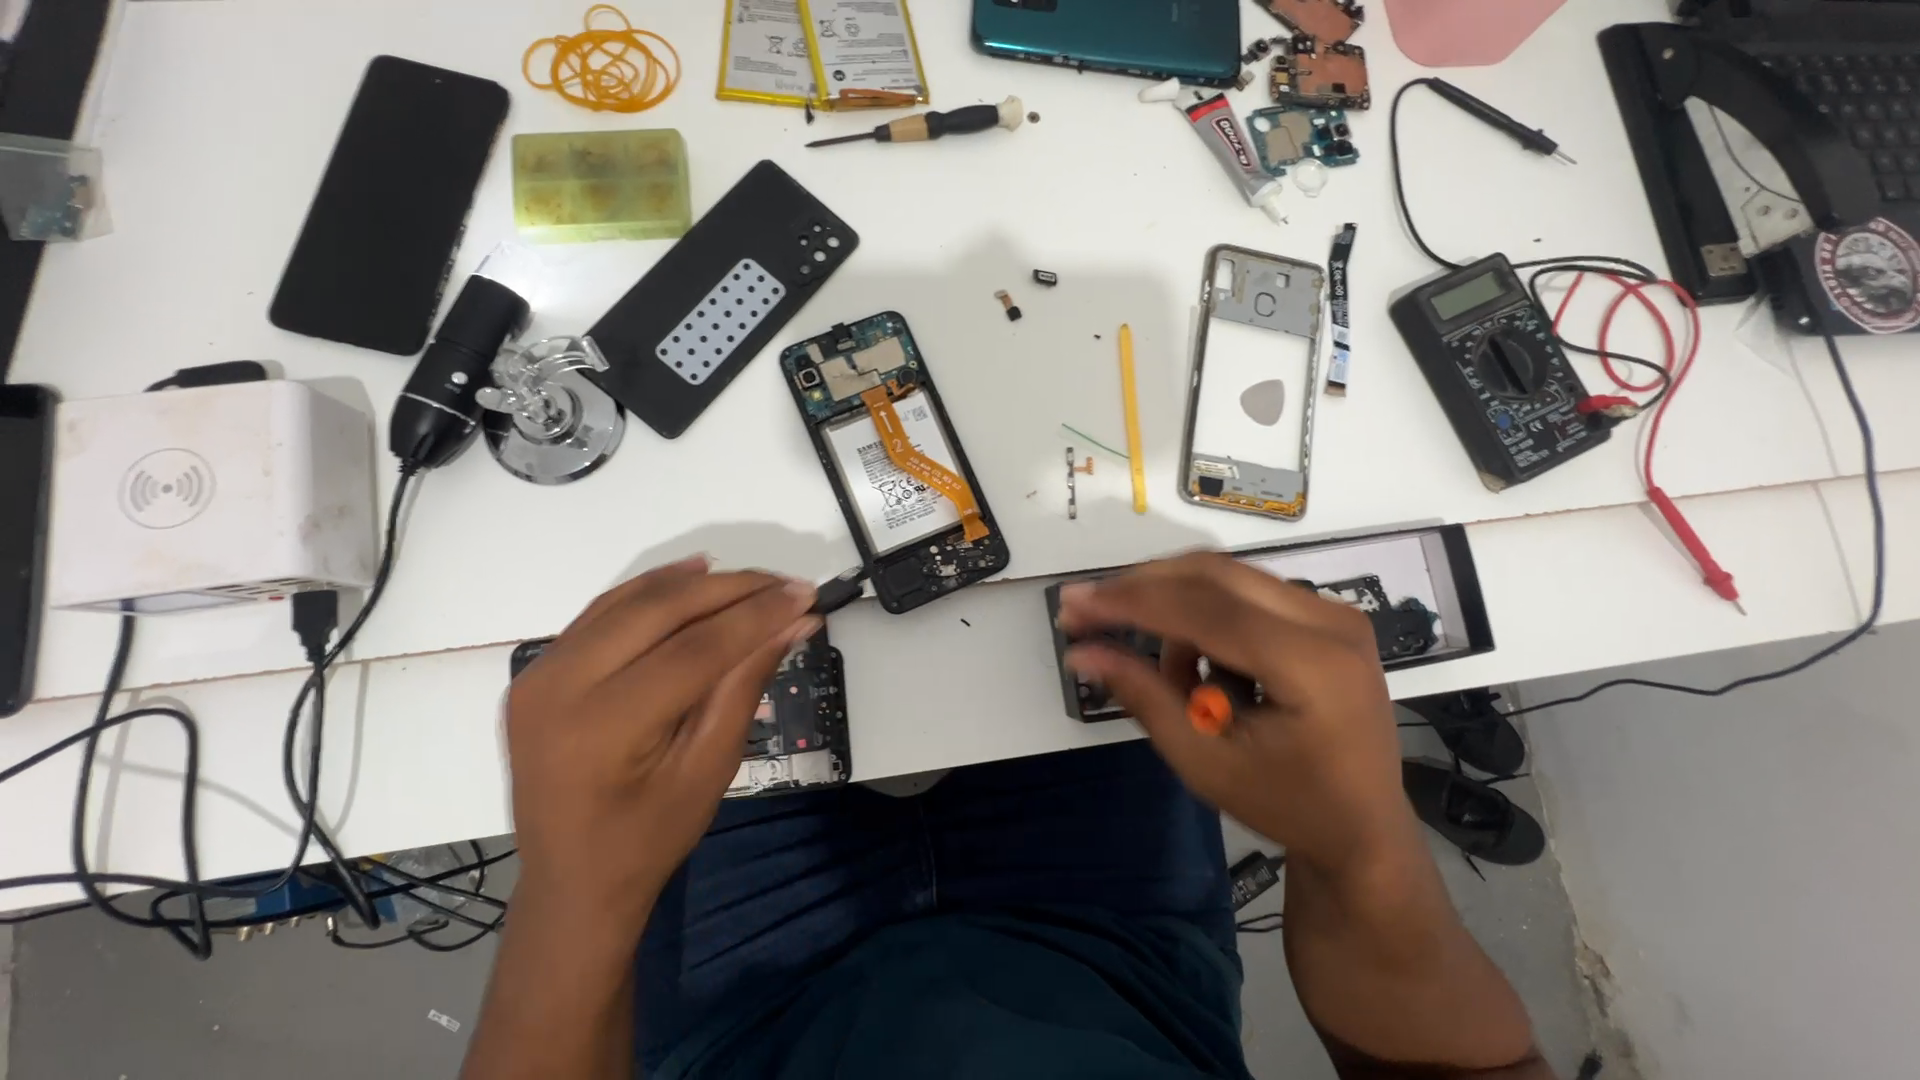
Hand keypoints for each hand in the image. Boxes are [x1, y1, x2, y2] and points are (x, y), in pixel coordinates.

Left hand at [504, 557, 818, 938]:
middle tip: (787, 584)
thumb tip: (793, 623)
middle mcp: (559, 688)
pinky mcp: (538, 669)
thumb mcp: (709, 768)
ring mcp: (540, 674)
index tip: (805, 596)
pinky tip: (694, 575)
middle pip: (660, 611)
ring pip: (630, 601)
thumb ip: (745, 686)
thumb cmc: (650, 838)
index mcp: (602, 728)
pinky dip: (652, 589)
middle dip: (732, 590)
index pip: (694, 649)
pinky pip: (603, 612)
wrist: (573, 880)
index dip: (756, 616)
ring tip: (755, 580)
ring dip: (696, 583)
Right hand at [1055, 553, 1416, 874]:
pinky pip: (1247, 592)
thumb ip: (1144, 696)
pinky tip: (1197, 664)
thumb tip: (1082, 652)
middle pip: (1216, 574)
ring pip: (1228, 576)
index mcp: (1313, 666)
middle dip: (1144, 587)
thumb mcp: (1205, 761)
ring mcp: (1334, 614)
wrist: (1364, 829)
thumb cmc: (1286, 805)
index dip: (1133, 602)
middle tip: (1088, 609)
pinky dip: (1204, 614)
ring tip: (1164, 671)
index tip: (1074, 606)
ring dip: (1174, 604)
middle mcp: (1331, 622)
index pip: (1207, 610)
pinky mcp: (1326, 617)